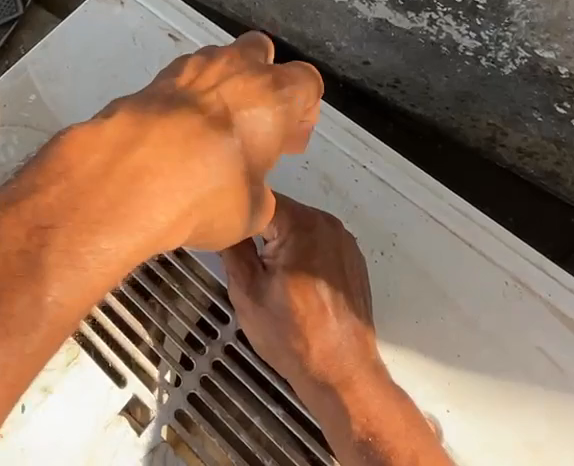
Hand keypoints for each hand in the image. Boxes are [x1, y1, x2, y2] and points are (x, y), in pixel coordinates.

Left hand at [86, 31, 322, 252]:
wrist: (129, 174)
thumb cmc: (206, 189)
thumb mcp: (252, 211)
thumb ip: (259, 192)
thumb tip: (247, 193)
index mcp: (274, 94)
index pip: (307, 82)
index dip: (302, 110)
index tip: (289, 140)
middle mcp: (236, 68)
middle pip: (261, 53)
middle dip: (261, 80)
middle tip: (253, 123)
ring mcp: (191, 67)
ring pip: (218, 60)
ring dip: (221, 85)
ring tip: (211, 131)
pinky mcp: (154, 78)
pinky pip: (182, 79)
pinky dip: (186, 97)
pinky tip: (178, 133)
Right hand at [220, 193, 383, 396]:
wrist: (342, 375)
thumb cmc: (295, 337)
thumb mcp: (246, 291)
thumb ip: (231, 247)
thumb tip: (221, 224)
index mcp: (301, 224)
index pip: (257, 199)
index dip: (236, 214)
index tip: (223, 231)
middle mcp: (327, 224)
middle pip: (279, 210)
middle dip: (259, 229)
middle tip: (243, 257)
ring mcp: (344, 241)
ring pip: (297, 225)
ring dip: (280, 240)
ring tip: (268, 272)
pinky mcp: (352, 258)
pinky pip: (316, 241)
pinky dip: (301, 252)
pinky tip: (293, 281)